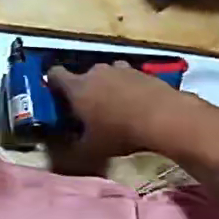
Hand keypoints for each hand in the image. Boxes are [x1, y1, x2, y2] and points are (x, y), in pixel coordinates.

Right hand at [45, 62, 185, 167]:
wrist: (165, 118)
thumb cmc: (120, 133)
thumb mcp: (92, 149)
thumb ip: (74, 147)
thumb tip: (66, 149)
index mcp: (77, 87)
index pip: (54, 75)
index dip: (53, 83)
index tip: (56, 96)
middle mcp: (96, 73)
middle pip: (83, 76)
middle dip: (84, 89)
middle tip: (88, 109)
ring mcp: (121, 69)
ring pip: (107, 75)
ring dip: (107, 86)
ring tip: (114, 106)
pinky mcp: (143, 72)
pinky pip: (128, 78)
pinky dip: (129, 89)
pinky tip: (136, 106)